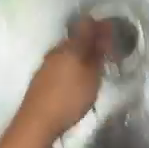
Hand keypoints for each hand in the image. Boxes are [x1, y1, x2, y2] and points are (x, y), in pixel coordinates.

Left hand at [10, 18, 110, 144]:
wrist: (36, 122)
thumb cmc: (69, 98)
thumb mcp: (91, 77)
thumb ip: (97, 54)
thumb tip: (102, 34)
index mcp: (70, 46)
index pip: (86, 25)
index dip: (100, 28)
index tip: (112, 36)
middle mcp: (56, 50)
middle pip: (76, 39)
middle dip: (91, 42)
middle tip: (105, 54)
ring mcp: (46, 64)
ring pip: (67, 52)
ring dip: (80, 56)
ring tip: (93, 70)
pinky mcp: (40, 79)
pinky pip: (60, 64)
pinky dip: (71, 67)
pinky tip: (76, 81)